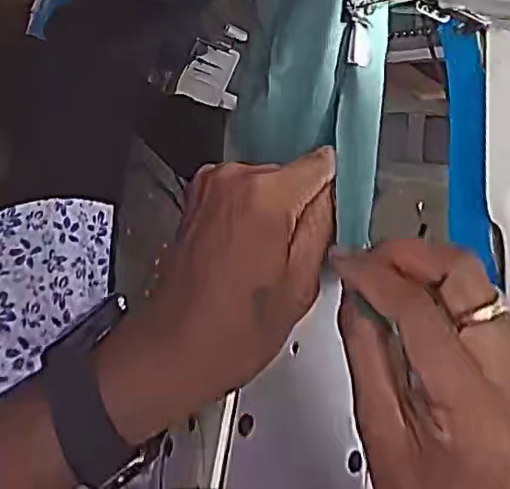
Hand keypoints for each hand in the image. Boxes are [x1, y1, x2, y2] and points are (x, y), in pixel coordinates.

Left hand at [94, 147, 336, 439]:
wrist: (174, 346)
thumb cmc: (232, 331)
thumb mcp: (301, 284)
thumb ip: (324, 224)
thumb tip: (335, 193)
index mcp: (266, 195)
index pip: (322, 163)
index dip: (333, 191)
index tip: (331, 217)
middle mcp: (236, 176)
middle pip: (294, 174)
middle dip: (301, 206)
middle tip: (293, 254)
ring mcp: (213, 181)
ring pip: (269, 182)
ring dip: (273, 210)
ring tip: (263, 258)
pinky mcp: (199, 191)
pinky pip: (244, 190)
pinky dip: (249, 212)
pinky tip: (243, 251)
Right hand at [336, 240, 509, 488]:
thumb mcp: (381, 433)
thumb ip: (366, 351)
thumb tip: (355, 291)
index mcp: (477, 410)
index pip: (420, 309)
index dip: (376, 274)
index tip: (350, 261)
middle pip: (465, 275)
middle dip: (410, 254)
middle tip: (372, 257)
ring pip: (479, 283)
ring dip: (428, 268)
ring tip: (389, 276)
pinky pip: (486, 308)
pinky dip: (447, 293)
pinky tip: (417, 301)